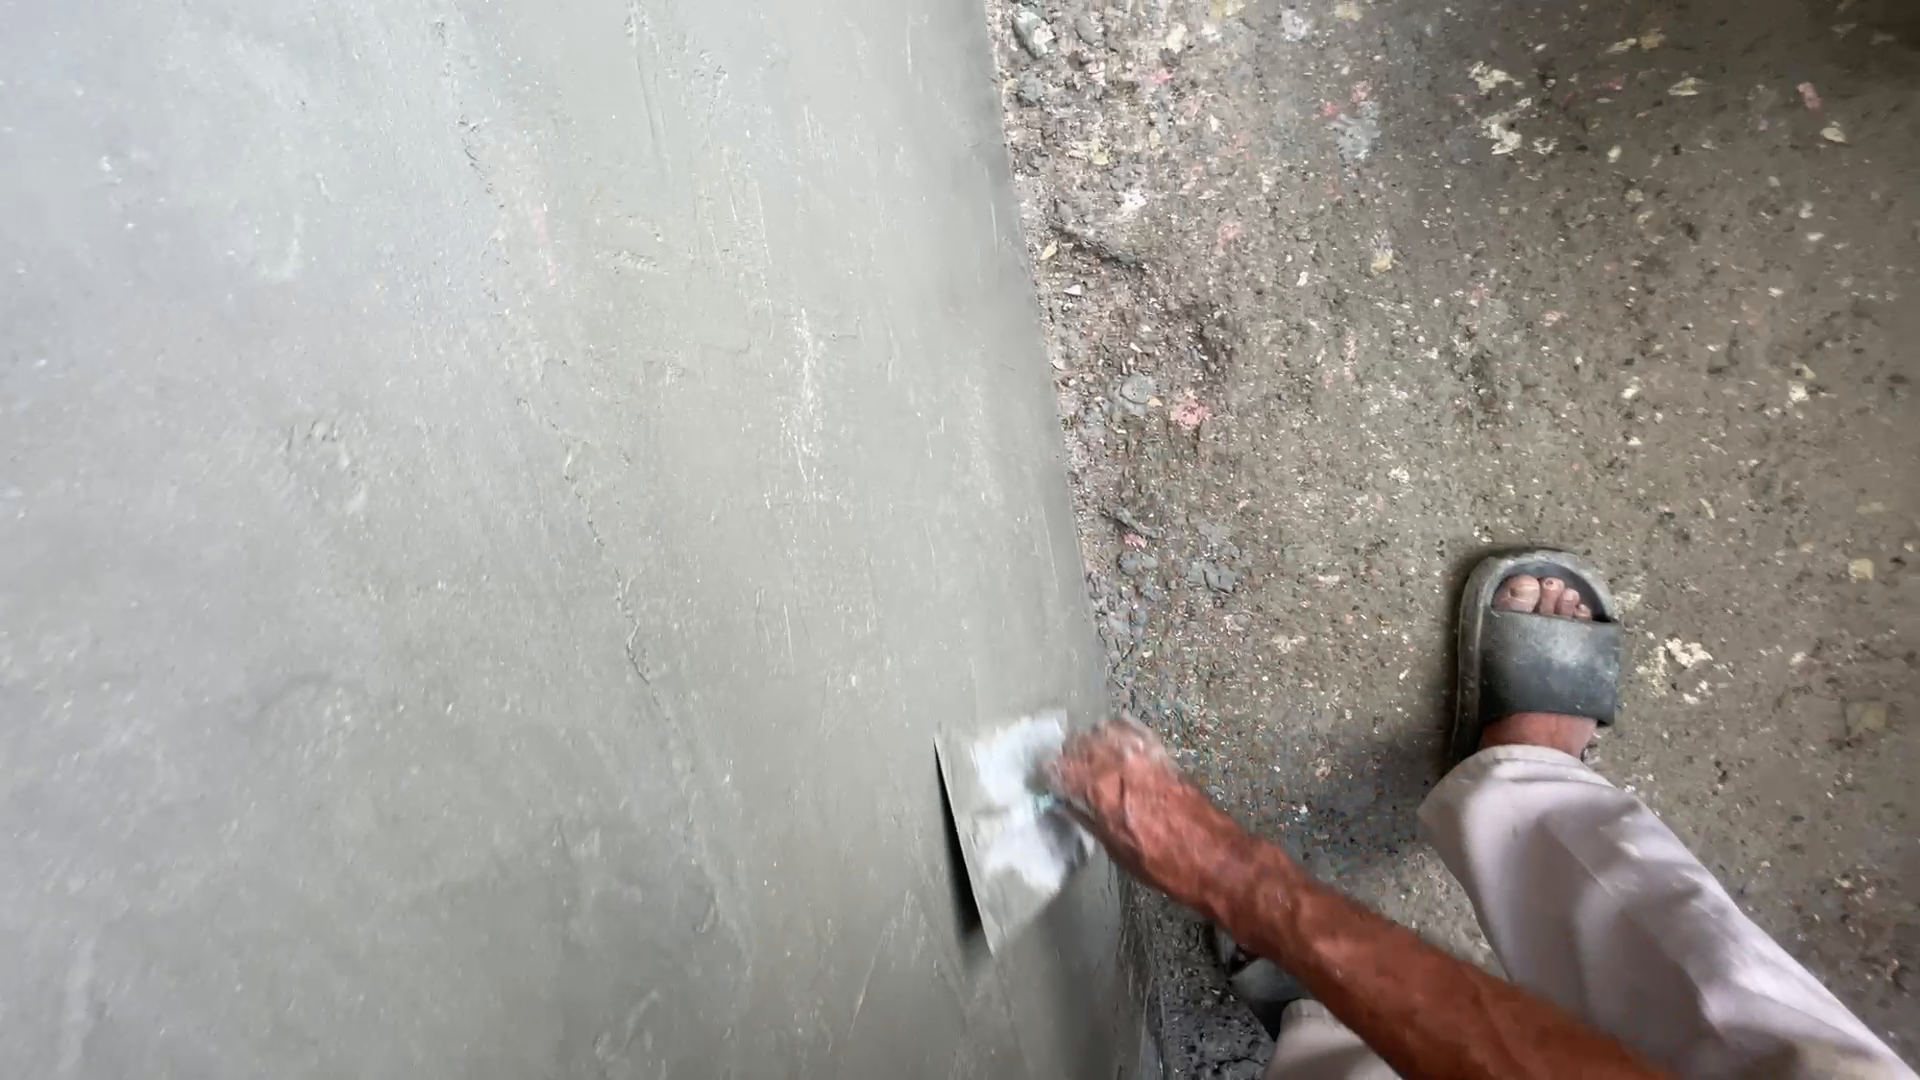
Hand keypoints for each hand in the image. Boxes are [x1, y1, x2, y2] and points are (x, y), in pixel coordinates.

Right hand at [1046, 718, 1252, 911]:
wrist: (1214, 857)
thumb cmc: (1164, 865)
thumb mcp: (1116, 850)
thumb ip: (1088, 819)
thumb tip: (1066, 805)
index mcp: (1103, 791)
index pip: (1059, 769)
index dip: (1047, 775)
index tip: (1043, 781)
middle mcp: (1120, 764)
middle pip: (1078, 745)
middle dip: (1066, 757)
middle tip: (1063, 771)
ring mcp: (1142, 754)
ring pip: (1102, 731)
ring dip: (1090, 741)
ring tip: (1087, 756)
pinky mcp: (1160, 752)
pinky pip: (1130, 729)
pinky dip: (1116, 732)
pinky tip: (1114, 743)